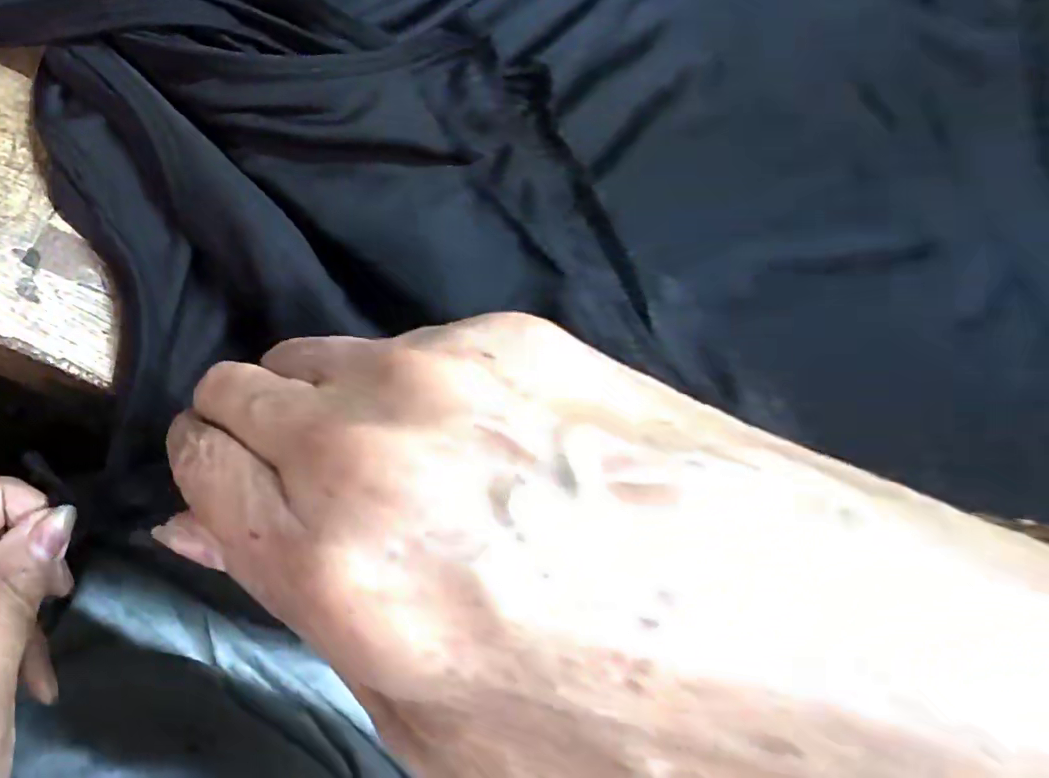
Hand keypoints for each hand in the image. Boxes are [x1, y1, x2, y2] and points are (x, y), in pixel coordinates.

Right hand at [157, 313, 1048, 777]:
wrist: (874, 672)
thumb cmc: (622, 745)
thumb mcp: (421, 720)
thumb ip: (287, 600)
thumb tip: (195, 522)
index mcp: (332, 568)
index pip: (198, 461)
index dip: (200, 472)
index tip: (225, 486)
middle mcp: (358, 453)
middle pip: (228, 385)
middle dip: (238, 428)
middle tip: (292, 475)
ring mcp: (432, 374)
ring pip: (298, 353)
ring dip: (311, 400)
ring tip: (387, 454)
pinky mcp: (500, 333)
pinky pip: (396, 348)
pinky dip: (401, 388)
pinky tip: (484, 438)